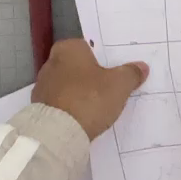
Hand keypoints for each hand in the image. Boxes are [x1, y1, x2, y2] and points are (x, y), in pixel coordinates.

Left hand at [33, 39, 148, 139]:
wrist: (58, 132)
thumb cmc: (89, 98)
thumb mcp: (119, 85)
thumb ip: (130, 73)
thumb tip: (141, 67)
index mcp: (69, 48)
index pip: (89, 47)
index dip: (104, 59)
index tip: (115, 70)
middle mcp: (51, 61)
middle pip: (78, 66)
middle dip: (92, 75)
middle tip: (110, 87)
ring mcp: (43, 84)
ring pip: (68, 84)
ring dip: (80, 92)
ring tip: (97, 105)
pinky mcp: (39, 106)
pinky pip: (61, 101)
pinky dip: (71, 106)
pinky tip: (82, 116)